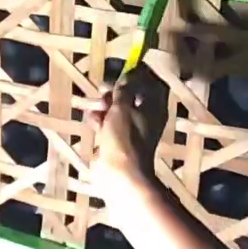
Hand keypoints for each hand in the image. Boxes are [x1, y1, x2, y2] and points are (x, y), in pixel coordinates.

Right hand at [85, 63, 170, 223]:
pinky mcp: (117, 140)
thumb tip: (129, 73)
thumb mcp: (122, 107)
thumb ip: (124, 88)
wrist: (120, 175)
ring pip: (115, 108)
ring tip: (95, 112)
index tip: (121, 73)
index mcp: (154, 107)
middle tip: (101, 93)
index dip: (136, 76)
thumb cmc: (125, 138)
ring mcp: (131, 129)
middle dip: (113, 93)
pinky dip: (100, 122)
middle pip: (129, 95)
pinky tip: (93, 125)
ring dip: (102, 107)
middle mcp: (145, 116)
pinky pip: (107, 123)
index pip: (150, 83)